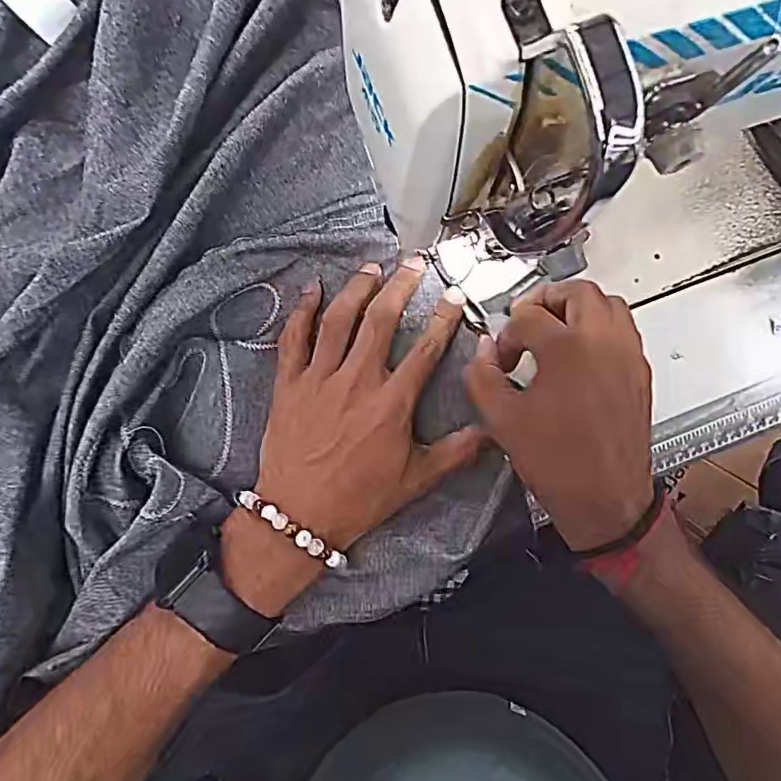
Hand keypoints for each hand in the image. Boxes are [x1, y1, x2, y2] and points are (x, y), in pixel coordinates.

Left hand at [230, 258, 485, 607]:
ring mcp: (319, 379)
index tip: (453, 297)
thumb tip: (491, 433)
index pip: (424, 349)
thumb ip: (455, 452)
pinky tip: (312, 292)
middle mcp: (356, 382)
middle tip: (413, 265)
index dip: (442, 319)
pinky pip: (294, 339)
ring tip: (371, 268)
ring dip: (356, 289)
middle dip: (400, 286)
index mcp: (391, 404)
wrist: (299, 515)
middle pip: (380, 320)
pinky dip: (302, 311)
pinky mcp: (289, 385)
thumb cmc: (357, 499)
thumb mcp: (415, 480)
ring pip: (338, 320)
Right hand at [464, 280, 653, 551]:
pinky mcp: (639, 374)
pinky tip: (580, 351)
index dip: (507, 334)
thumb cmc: (562, 466)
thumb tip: (483, 353)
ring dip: (578, 308)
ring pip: (609, 304)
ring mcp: (627, 357)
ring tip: (554, 327)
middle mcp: (604, 344)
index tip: (501, 355)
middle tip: (526, 317)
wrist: (605, 500)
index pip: (529, 317)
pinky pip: (623, 330)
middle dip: (546, 299)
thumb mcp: (501, 420)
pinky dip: (600, 328)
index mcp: (568, 349)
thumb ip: (482, 376)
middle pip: (578, 292)